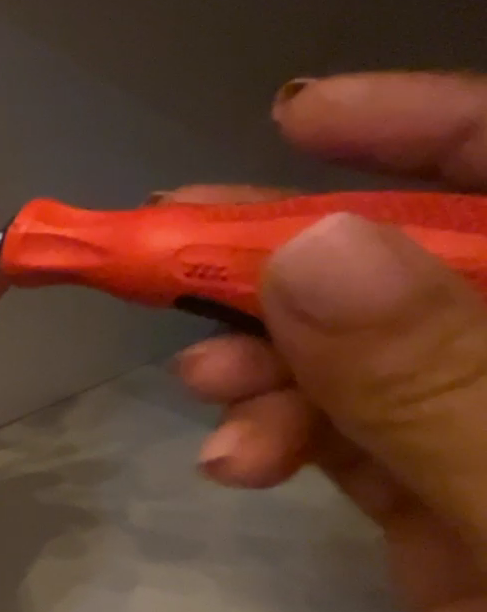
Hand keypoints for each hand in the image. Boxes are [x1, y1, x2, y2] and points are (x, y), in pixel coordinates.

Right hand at [164, 71, 486, 611]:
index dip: (437, 130)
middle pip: (429, 265)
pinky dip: (271, 427)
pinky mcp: (446, 492)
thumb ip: (445, 383)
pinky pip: (339, 423)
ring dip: (265, 362)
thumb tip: (309, 250)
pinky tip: (232, 456)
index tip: (296, 119)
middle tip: (165, 257)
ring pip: (366, 347)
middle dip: (295, 259)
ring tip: (206, 396)